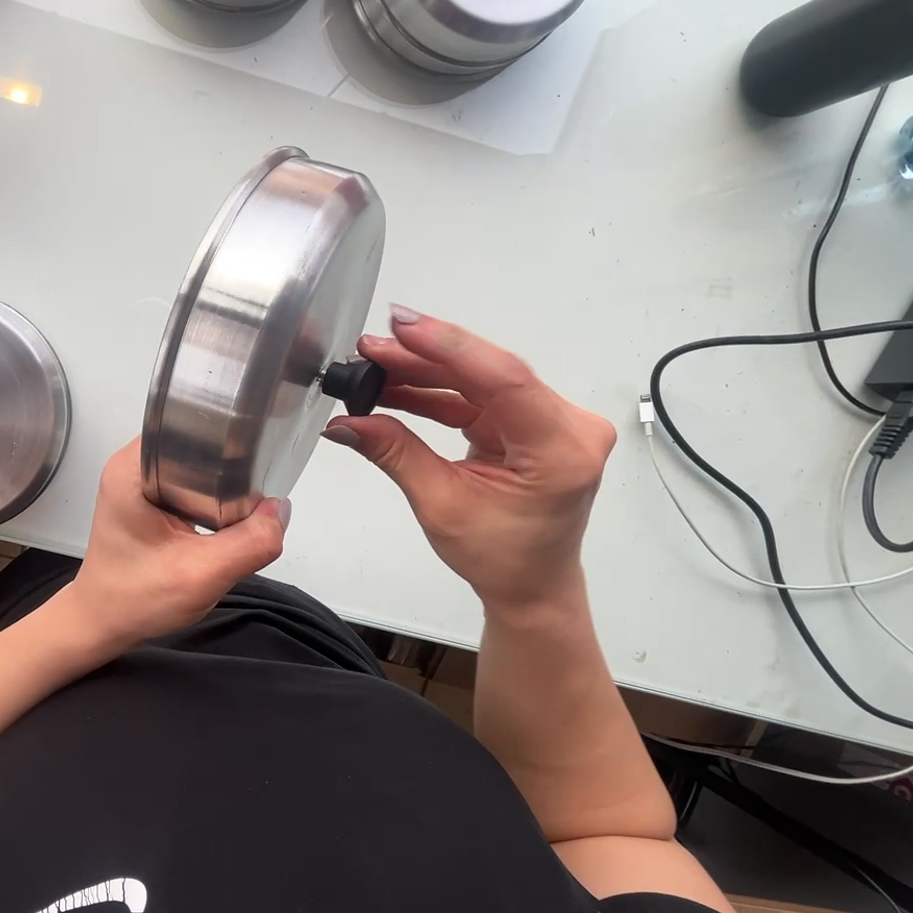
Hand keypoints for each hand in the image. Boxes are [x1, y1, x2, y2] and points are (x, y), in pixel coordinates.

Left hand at [57, 438, 288, 645]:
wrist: (103, 624)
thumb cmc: (137, 599)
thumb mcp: (201, 575)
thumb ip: (248, 544)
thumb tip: (282, 511)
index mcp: (131, 468)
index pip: (188, 428)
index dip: (225, 438)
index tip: (258, 453)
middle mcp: (131, 466)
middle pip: (195, 445)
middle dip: (229, 463)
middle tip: (262, 480)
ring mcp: (139, 483)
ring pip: (195, 467)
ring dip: (222, 483)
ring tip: (250, 496)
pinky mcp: (149, 502)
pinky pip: (190, 485)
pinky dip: (212, 498)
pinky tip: (229, 513)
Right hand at [323, 306, 614, 611]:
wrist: (531, 584)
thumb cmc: (499, 557)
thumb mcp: (440, 505)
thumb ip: (395, 453)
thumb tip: (345, 422)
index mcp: (561, 451)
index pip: (505, 380)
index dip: (448, 348)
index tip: (401, 327)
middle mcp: (568, 427)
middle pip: (489, 374)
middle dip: (425, 357)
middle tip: (371, 346)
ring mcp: (552, 422)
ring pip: (480, 381)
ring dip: (425, 372)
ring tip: (372, 364)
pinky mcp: (530, 425)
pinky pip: (479, 398)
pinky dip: (437, 393)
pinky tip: (396, 386)